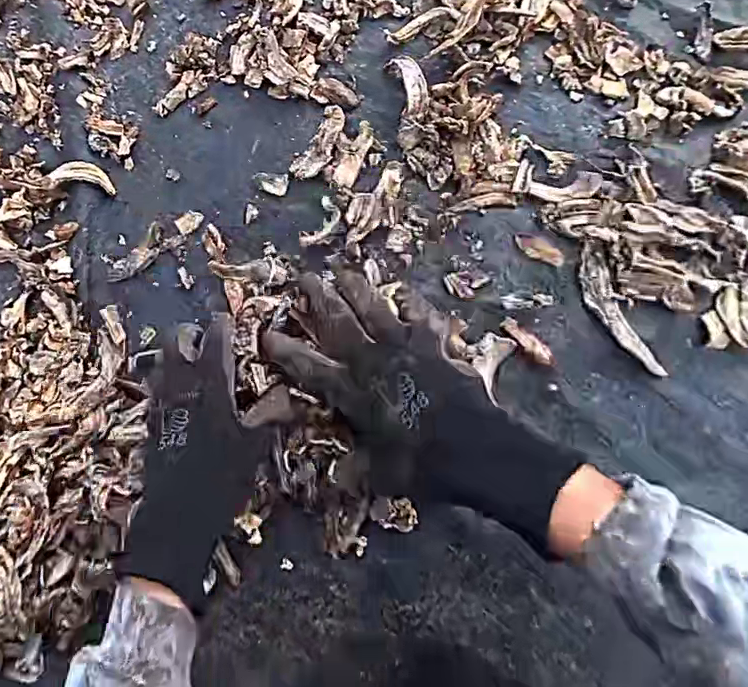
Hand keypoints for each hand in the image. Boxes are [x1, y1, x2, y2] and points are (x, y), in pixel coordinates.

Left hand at [118, 314, 266, 611]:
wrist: (176, 514)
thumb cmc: (220, 480)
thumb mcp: (254, 447)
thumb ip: (270, 414)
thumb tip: (288, 392)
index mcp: (210, 384)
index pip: (215, 340)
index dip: (221, 324)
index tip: (227, 318)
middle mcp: (181, 384)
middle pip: (178, 340)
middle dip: (191, 333)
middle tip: (205, 340)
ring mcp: (161, 399)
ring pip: (162, 360)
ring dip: (176, 356)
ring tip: (192, 365)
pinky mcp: (149, 417)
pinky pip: (155, 387)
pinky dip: (166, 382)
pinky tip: (178, 396)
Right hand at [263, 270, 586, 555]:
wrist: (481, 449)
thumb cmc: (425, 465)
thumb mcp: (382, 476)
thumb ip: (357, 471)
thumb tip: (335, 478)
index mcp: (352, 391)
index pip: (308, 367)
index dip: (285, 350)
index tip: (266, 335)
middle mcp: (371, 361)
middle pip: (337, 322)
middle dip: (316, 298)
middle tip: (302, 277)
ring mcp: (404, 347)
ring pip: (373, 308)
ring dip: (355, 287)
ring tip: (342, 270)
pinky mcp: (434, 344)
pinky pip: (421, 317)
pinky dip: (413, 305)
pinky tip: (406, 295)